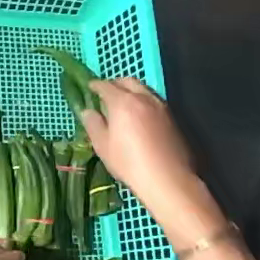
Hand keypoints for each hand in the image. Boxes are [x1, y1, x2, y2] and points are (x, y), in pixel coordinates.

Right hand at [78, 78, 225, 242]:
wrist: (167, 178)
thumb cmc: (129, 163)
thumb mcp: (102, 146)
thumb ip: (93, 124)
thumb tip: (88, 111)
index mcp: (122, 102)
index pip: (105, 86)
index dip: (95, 85)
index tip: (89, 87)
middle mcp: (143, 98)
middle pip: (127, 81)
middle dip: (115, 83)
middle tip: (106, 93)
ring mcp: (160, 106)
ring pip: (143, 89)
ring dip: (131, 91)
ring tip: (122, 104)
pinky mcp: (172, 117)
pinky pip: (153, 100)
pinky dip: (142, 101)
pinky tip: (138, 116)